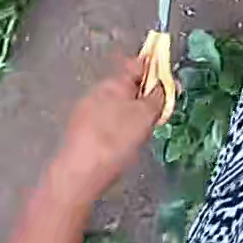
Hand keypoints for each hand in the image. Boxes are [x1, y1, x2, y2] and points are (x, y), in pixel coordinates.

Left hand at [48, 55, 165, 200]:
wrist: (75, 180)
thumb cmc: (115, 140)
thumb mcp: (148, 113)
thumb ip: (161, 94)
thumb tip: (167, 82)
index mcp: (114, 81)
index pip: (140, 63)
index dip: (156, 72)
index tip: (167, 88)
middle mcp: (96, 92)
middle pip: (129, 86)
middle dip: (144, 98)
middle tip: (156, 115)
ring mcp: (83, 114)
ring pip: (118, 107)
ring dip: (131, 115)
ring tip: (138, 135)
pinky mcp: (77, 135)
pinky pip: (105, 124)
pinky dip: (116, 131)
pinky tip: (120, 148)